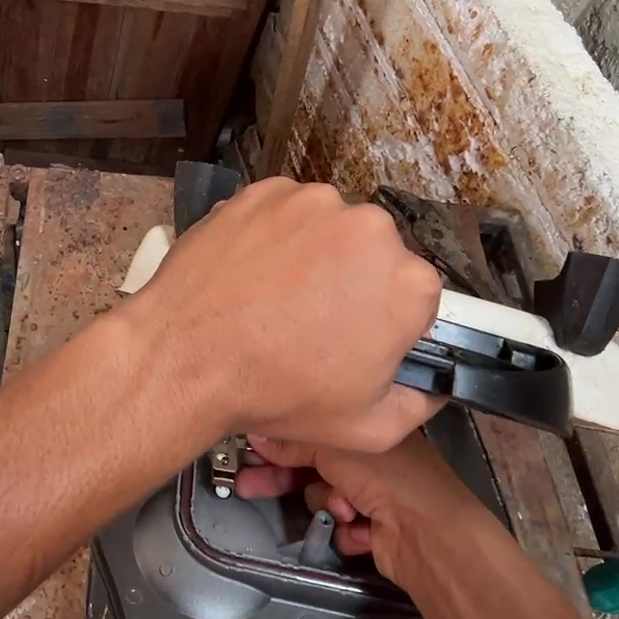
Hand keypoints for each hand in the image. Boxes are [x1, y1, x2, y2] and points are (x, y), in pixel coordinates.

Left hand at [117, 177, 444, 452]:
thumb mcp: (367, 427)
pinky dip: (271, 232)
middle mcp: (369, 229)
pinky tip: (251, 269)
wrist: (186, 355)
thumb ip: (420, 402)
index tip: (354, 335)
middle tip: (308, 315)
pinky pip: (282, 210)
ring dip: (311, 251)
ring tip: (273, 293)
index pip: (414, 293)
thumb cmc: (274, 391)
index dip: (384, 318)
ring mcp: (312, 203)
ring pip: (326, 226)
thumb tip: (432, 383)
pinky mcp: (265, 191)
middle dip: (350, 278)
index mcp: (408, 283)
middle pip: (372, 252)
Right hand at [235, 432, 476, 581]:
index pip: (316, 427)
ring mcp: (373, 494)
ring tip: (344, 510)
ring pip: (323, 496)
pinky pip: (339, 525)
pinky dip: (345, 528)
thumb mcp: (334, 447)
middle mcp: (371, 457)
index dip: (284, 437)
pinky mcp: (372, 528)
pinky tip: (358, 527)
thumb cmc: (387, 477)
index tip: (252, 446)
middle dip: (284, 477)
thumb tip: (257, 435)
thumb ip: (293, 442)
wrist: (429, 536)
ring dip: (328, 504)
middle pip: (312, 463)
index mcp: (369, 427)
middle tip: (249, 485)